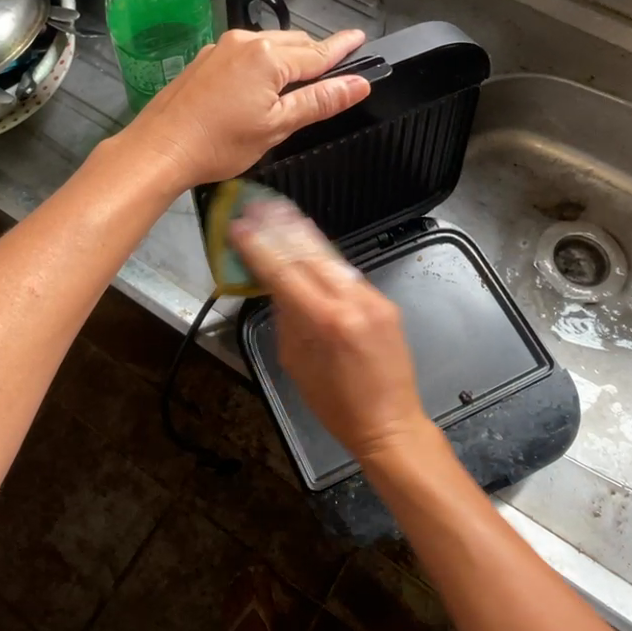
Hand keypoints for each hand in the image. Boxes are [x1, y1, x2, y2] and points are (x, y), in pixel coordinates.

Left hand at [117, 29, 370, 189]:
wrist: (160, 148)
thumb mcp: (278, 126)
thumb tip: (358, 84)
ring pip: (268, 46)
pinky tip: (261, 86)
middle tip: (335, 68)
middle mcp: (245, 42)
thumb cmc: (219, 144)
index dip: (342, 48)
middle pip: (294, 44)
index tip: (360, 37)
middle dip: (316, 54)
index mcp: (268, 57)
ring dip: (288, 59)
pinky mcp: (205, 60)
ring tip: (300, 80)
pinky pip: (245, 53)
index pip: (318, 53)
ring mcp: (221, 48)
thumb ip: (320, 101)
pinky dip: (262, 64)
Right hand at [229, 199, 428, 460]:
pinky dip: (325, 257)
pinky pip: (349, 274)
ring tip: (281, 212)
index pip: (285, 272)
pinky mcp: (385, 302)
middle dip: (281, 229)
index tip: (241, 226)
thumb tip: (278, 289)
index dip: (260, 247)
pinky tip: (310, 241)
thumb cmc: (336, 405)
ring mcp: (372, 299)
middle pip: (310, 254)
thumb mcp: (296, 363)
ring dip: (303, 234)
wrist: (391, 423)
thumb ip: (287, 319)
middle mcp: (351, 302)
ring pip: (331, 258)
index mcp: (325, 321)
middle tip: (259, 207)